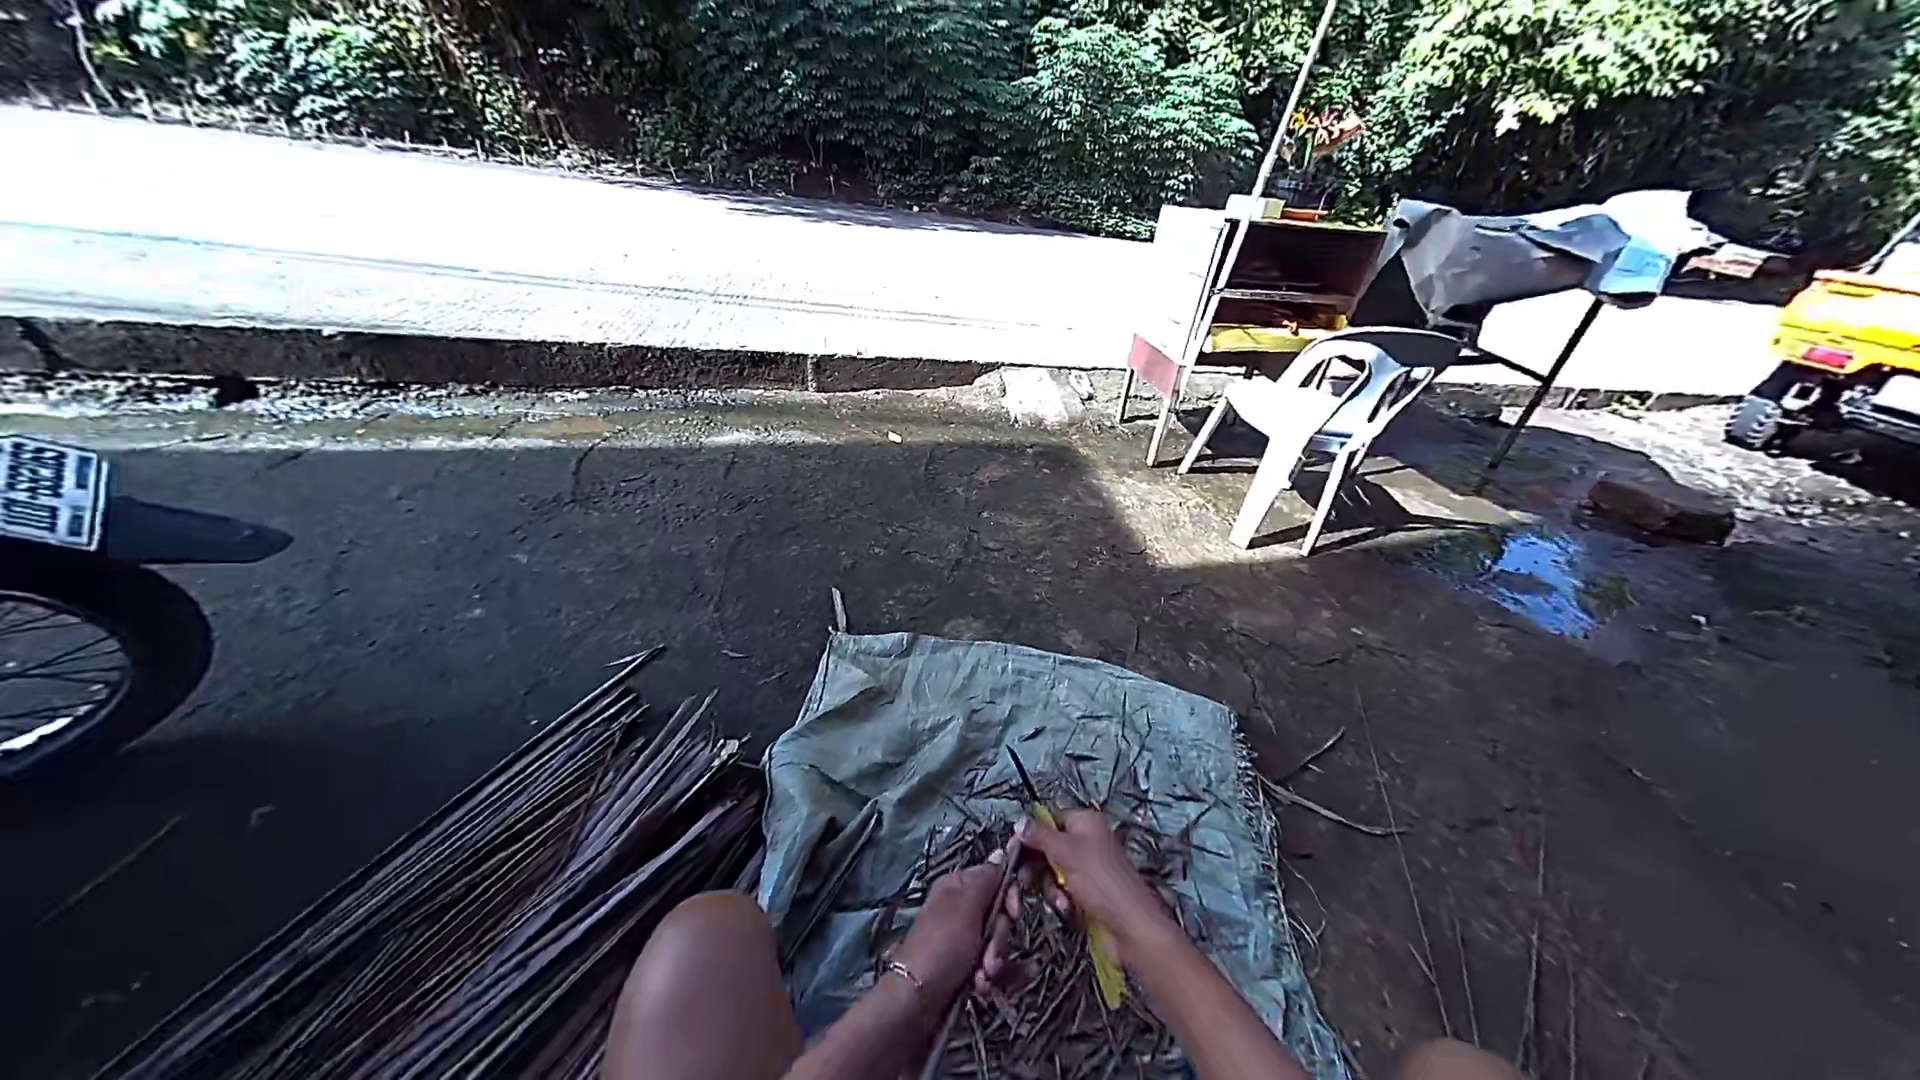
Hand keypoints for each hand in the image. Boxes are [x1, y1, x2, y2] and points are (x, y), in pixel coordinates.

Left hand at [891, 846, 1020, 1006]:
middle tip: (989, 955)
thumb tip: (1001, 851)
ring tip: (983, 976)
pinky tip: (982, 987)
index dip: (1008, 896)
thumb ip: (988, 878)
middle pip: (999, 914)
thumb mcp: (967, 904)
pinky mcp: (966, 966)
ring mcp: (963, 939)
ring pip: (997, 943)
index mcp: (958, 886)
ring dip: (996, 961)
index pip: (995, 878)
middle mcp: (961, 909)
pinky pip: (991, 965)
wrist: (918, 1000)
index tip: (1014, 913)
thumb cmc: (943, 944)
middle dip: (1000, 938)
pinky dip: (990, 977)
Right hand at [1017, 810, 1175, 964]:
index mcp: (1086, 821)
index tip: (1014, 850)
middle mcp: (1088, 839)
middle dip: (1038, 864)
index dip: (1032, 834)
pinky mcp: (1090, 889)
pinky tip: (1065, 906)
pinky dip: (1062, 896)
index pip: (1050, 819)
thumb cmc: (1098, 880)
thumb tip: (1019, 822)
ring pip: (1055, 869)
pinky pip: (1065, 886)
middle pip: (1050, 845)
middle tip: (1026, 879)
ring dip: (1050, 885)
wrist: (1130, 925)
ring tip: (1058, 898)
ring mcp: (1090, 865)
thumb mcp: (1064, 851)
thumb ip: (1039, 835)